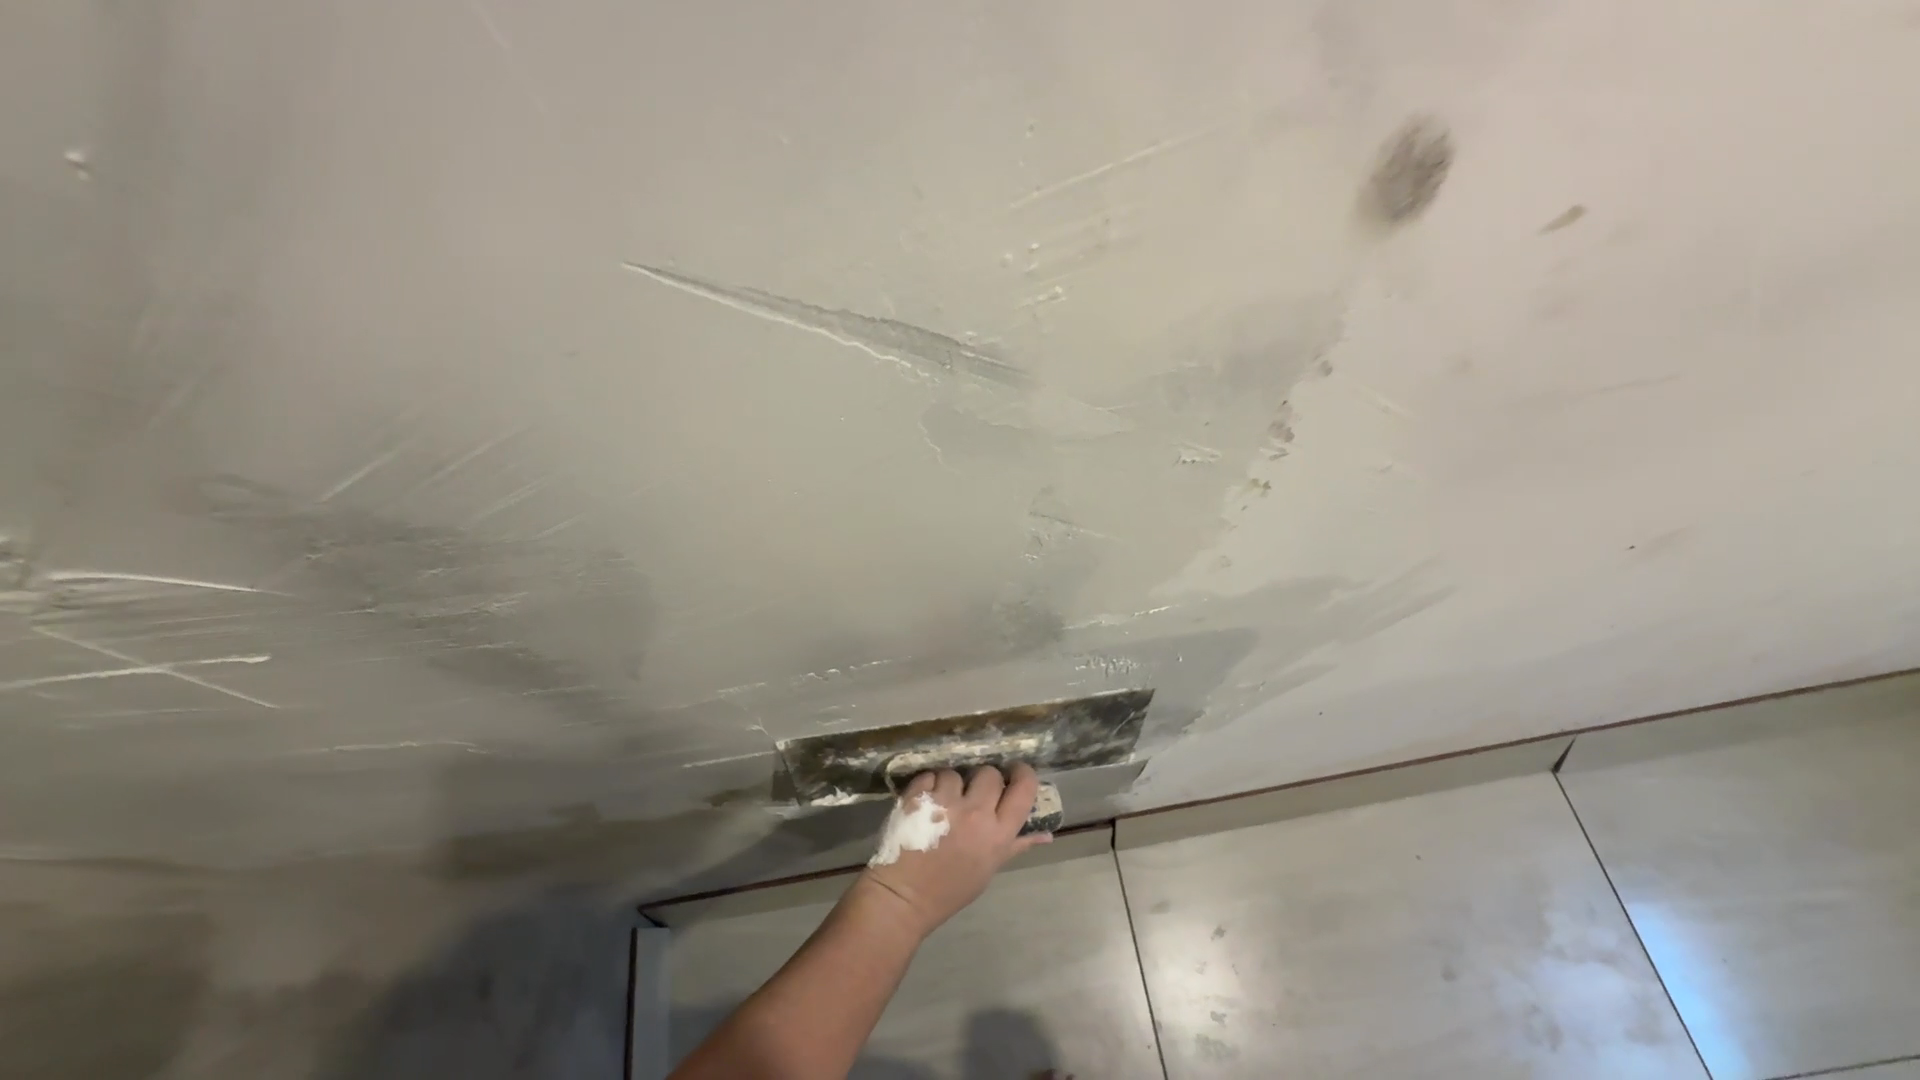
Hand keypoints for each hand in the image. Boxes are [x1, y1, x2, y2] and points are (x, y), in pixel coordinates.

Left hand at [857, 764, 1051, 938]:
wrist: (903, 897)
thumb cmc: (950, 889)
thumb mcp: (989, 869)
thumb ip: (1016, 845)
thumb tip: (1046, 834)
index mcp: (998, 834)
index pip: (1024, 789)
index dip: (1023, 774)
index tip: (1015, 772)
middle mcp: (975, 813)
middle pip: (989, 773)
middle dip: (983, 780)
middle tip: (973, 795)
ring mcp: (945, 803)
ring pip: (956, 773)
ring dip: (952, 784)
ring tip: (944, 803)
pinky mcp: (917, 797)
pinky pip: (930, 776)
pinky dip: (928, 785)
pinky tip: (925, 803)